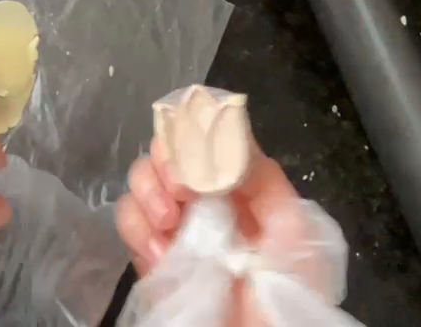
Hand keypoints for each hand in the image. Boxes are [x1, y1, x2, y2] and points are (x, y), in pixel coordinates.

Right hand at [115, 139, 303, 326]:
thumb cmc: (288, 291)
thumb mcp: (293, 228)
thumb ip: (262, 176)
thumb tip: (225, 128)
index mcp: (237, 182)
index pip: (205, 133)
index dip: (193, 130)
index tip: (195, 151)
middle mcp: (202, 194)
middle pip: (167, 146)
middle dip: (166, 159)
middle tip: (180, 189)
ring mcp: (173, 222)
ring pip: (141, 175)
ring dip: (148, 190)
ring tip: (168, 223)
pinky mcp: (149, 252)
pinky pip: (127, 218)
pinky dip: (136, 228)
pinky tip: (159, 254)